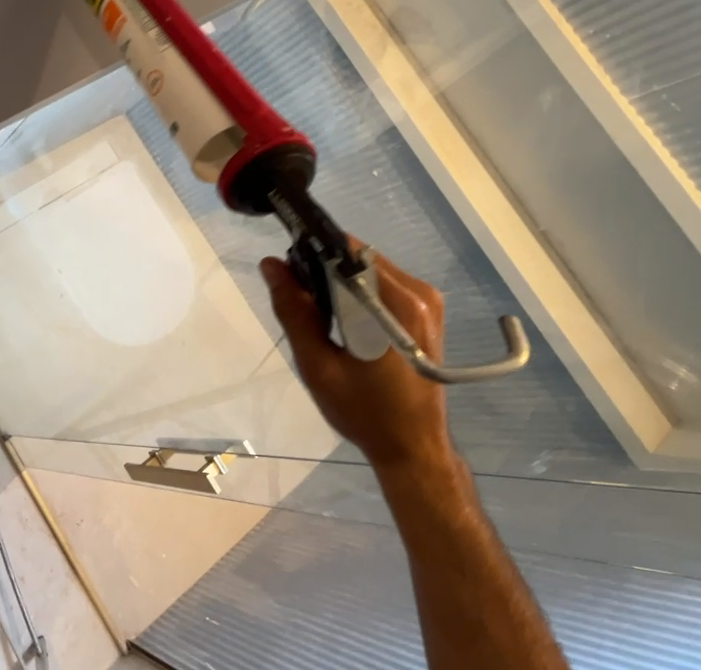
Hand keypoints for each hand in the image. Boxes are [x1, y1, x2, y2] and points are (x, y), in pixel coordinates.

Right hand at [261, 249, 453, 470]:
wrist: (413, 448)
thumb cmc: (364, 411)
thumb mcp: (318, 365)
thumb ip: (294, 311)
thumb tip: (271, 265)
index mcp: (395, 304)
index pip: (345, 251)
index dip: (311, 255)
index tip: (290, 278)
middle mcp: (418, 293)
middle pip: (358, 257)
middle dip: (324, 270)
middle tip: (303, 305)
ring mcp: (428, 301)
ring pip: (369, 268)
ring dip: (341, 282)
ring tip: (323, 319)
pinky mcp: (429, 311)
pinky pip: (383, 284)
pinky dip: (359, 293)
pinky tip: (347, 324)